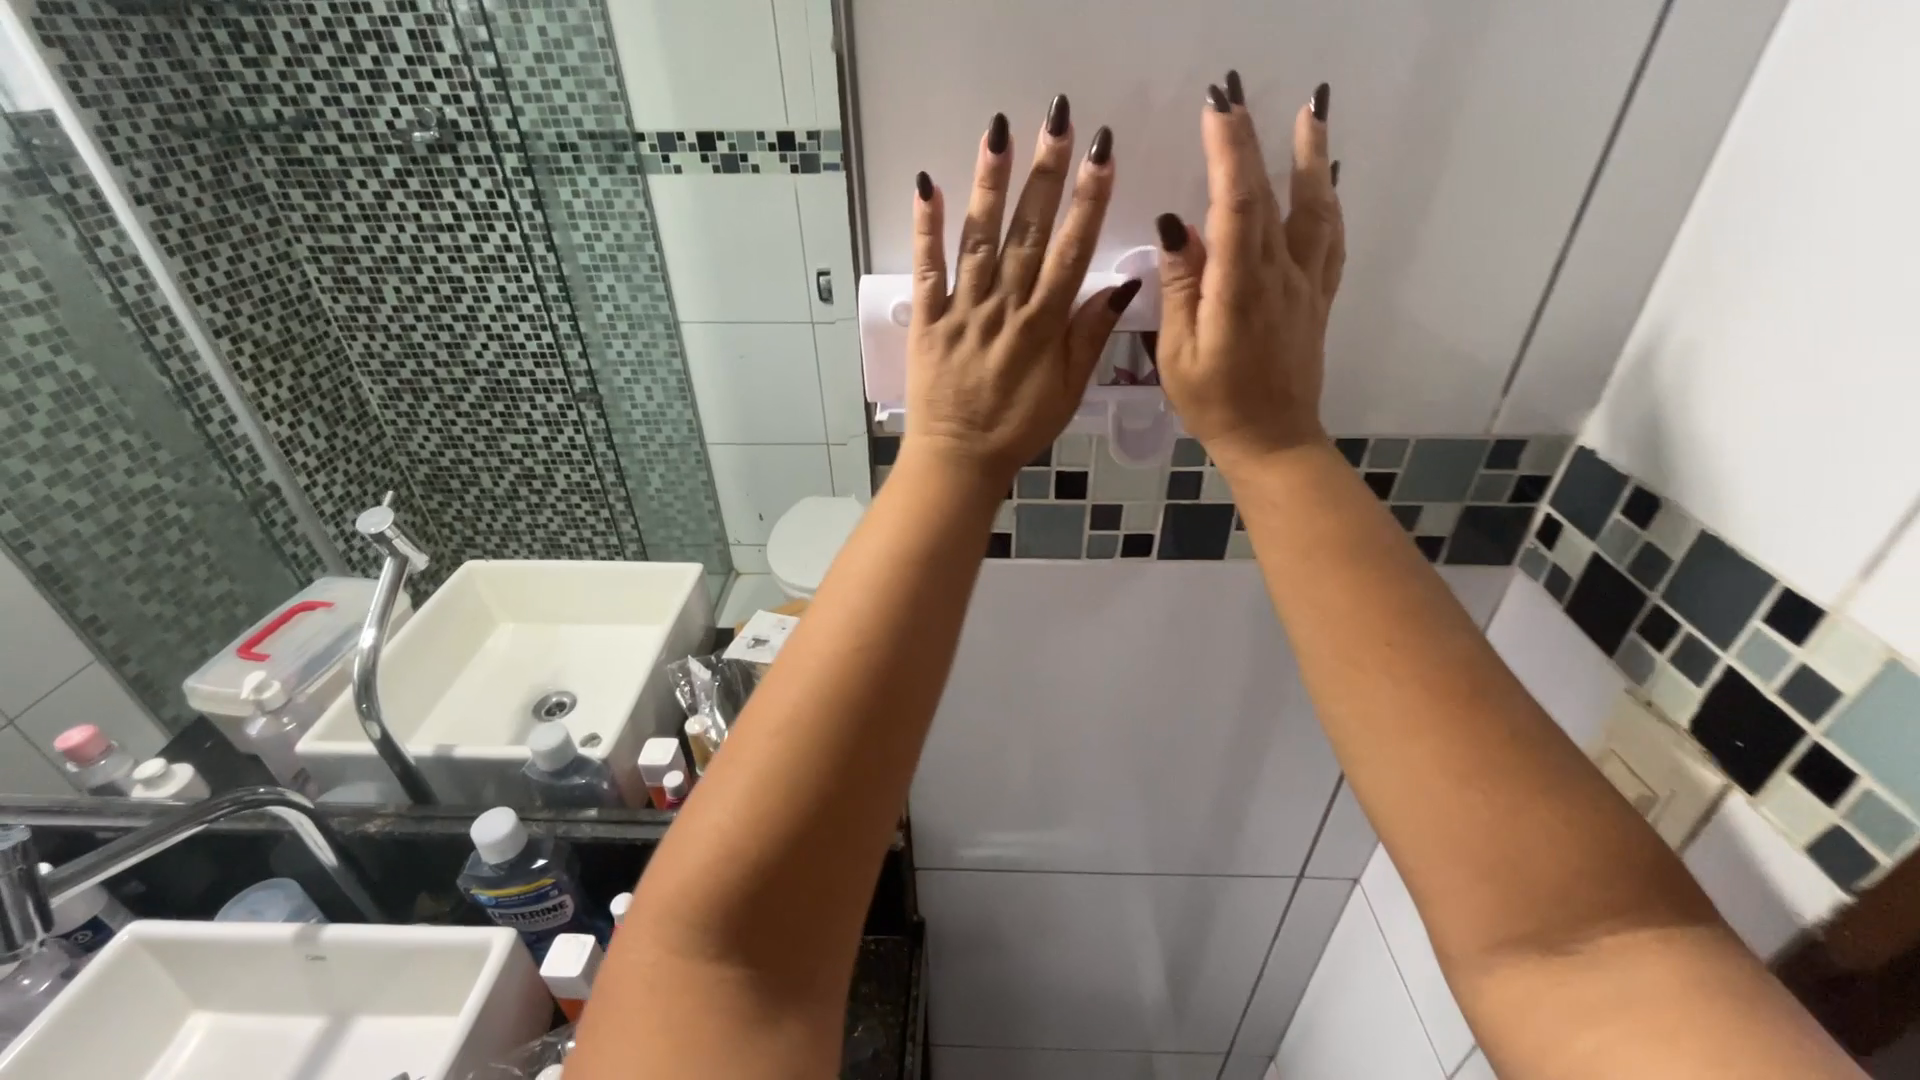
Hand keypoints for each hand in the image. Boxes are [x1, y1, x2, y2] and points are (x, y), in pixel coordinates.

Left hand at [904, 98, 1140, 485]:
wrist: (959, 459)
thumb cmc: (1019, 428)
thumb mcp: (1069, 391)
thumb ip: (1091, 335)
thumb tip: (1123, 282)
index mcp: (1043, 325)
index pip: (1072, 252)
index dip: (1089, 200)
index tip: (1102, 152)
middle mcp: (1005, 308)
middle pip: (1029, 233)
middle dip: (1046, 174)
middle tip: (1059, 119)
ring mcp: (963, 311)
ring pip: (979, 240)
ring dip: (989, 185)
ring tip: (998, 133)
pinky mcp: (927, 319)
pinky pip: (926, 269)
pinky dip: (926, 228)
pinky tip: (927, 184)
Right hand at [1154, 75, 1344, 469]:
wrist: (1274, 441)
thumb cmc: (1215, 405)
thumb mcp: (1179, 355)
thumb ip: (1180, 289)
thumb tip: (1177, 228)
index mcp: (1238, 290)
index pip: (1235, 205)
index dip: (1227, 150)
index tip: (1216, 105)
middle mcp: (1280, 276)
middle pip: (1270, 194)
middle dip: (1252, 137)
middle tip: (1236, 88)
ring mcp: (1306, 284)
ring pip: (1314, 208)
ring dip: (1312, 155)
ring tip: (1311, 109)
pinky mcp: (1318, 297)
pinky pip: (1330, 238)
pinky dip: (1330, 200)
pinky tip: (1329, 179)